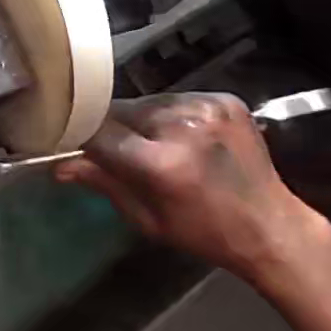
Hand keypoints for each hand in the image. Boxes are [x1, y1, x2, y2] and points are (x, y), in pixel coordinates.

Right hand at [55, 93, 330, 282]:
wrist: (271, 225)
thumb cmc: (204, 232)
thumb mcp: (148, 219)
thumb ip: (104, 183)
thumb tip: (59, 166)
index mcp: (161, 163)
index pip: (101, 133)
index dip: (83, 134)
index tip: (71, 136)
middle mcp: (182, 125)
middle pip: (124, 111)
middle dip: (114, 126)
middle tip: (118, 146)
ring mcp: (206, 107)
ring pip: (150, 101)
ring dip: (144, 117)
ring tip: (155, 141)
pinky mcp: (224, 98)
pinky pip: (179, 98)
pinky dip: (173, 113)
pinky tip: (184, 134)